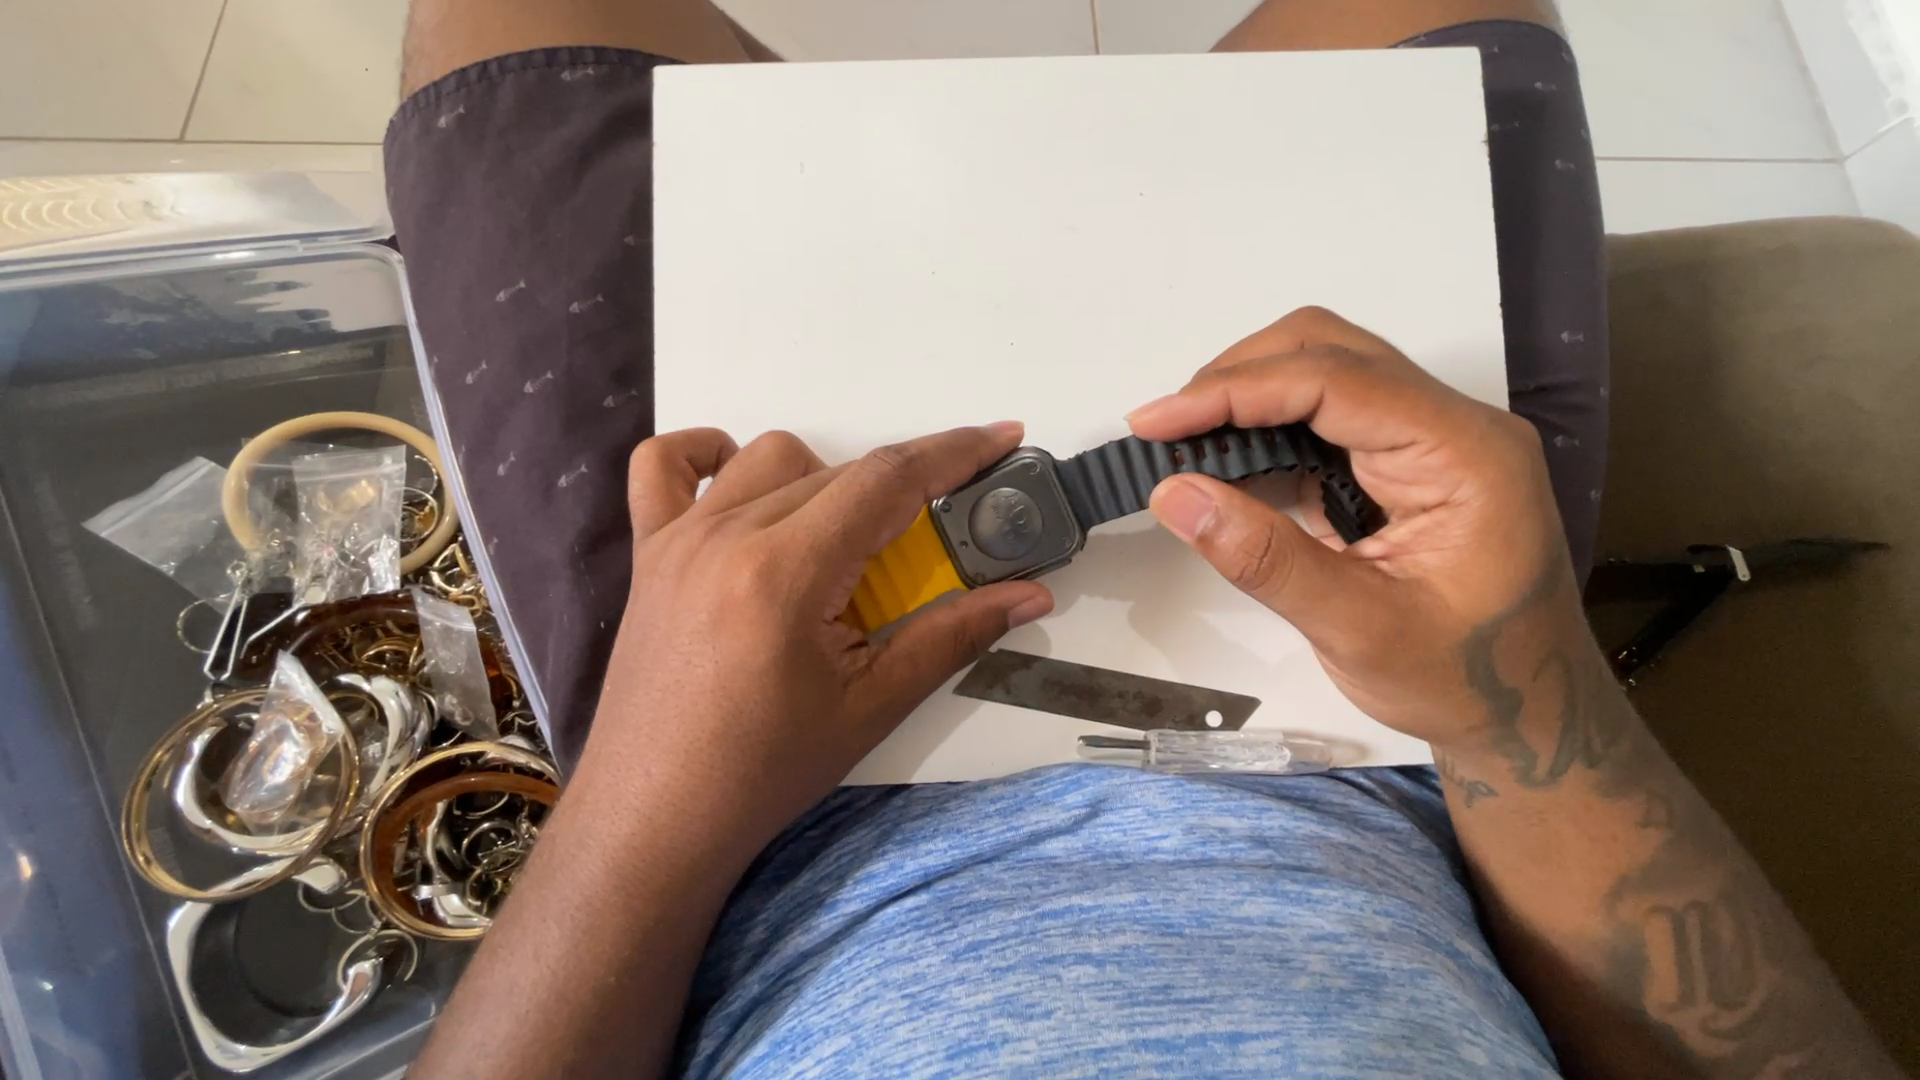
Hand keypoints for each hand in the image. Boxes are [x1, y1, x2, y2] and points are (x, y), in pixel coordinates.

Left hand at [574, 424, 1053, 855]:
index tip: (1000, 440)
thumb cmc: (764, 771)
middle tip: (936, 537)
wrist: (657, 816)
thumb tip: (1030, 596)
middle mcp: (728, 536)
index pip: (887, 481)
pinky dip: (708, 455)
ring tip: (845, 543)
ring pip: (769, 458)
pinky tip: (739, 486)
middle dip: (904, 488)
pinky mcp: (649, 553)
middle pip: (840, 471)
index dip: (954, 452)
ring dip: (826, 480)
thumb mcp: (873, 706)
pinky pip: (664, 466)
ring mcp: (680, 538)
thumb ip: (954, 635)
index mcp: (786, 573)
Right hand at [1127, 307, 1593, 751]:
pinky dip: (1263, 433)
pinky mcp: (1399, 464)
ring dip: (1245, 400)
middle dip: (1236, 379)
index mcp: (1460, 453)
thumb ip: (1264, 559)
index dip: (1233, 391)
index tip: (1153, 423)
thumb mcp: (1357, 630)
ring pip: (1321, 374)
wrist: (1526, 714)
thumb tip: (1171, 494)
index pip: (1334, 381)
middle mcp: (1448, 425)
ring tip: (1183, 446)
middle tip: (1165, 431)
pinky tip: (1225, 468)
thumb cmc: (1462, 681)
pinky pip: (1321, 421)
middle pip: (1329, 350)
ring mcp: (1425, 440)